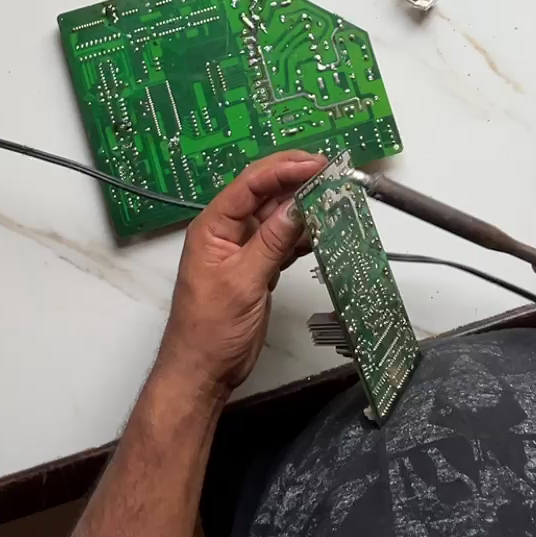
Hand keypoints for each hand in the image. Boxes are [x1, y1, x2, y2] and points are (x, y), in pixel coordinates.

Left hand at [153, 151, 325, 399]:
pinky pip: (282, 239)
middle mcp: (228, 230)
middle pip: (263, 192)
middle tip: (329, 170)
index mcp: (213, 226)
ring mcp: (243, 247)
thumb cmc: (210, 331)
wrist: (203, 372)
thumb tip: (299, 205)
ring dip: (303, 204)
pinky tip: (322, 229)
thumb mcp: (244, 282)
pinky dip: (302, 233)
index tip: (315, 164)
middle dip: (294, 178)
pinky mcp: (257, 265)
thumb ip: (272, 242)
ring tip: (332, 194)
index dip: (283, 169)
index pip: (250, 184)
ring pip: (276, 214)